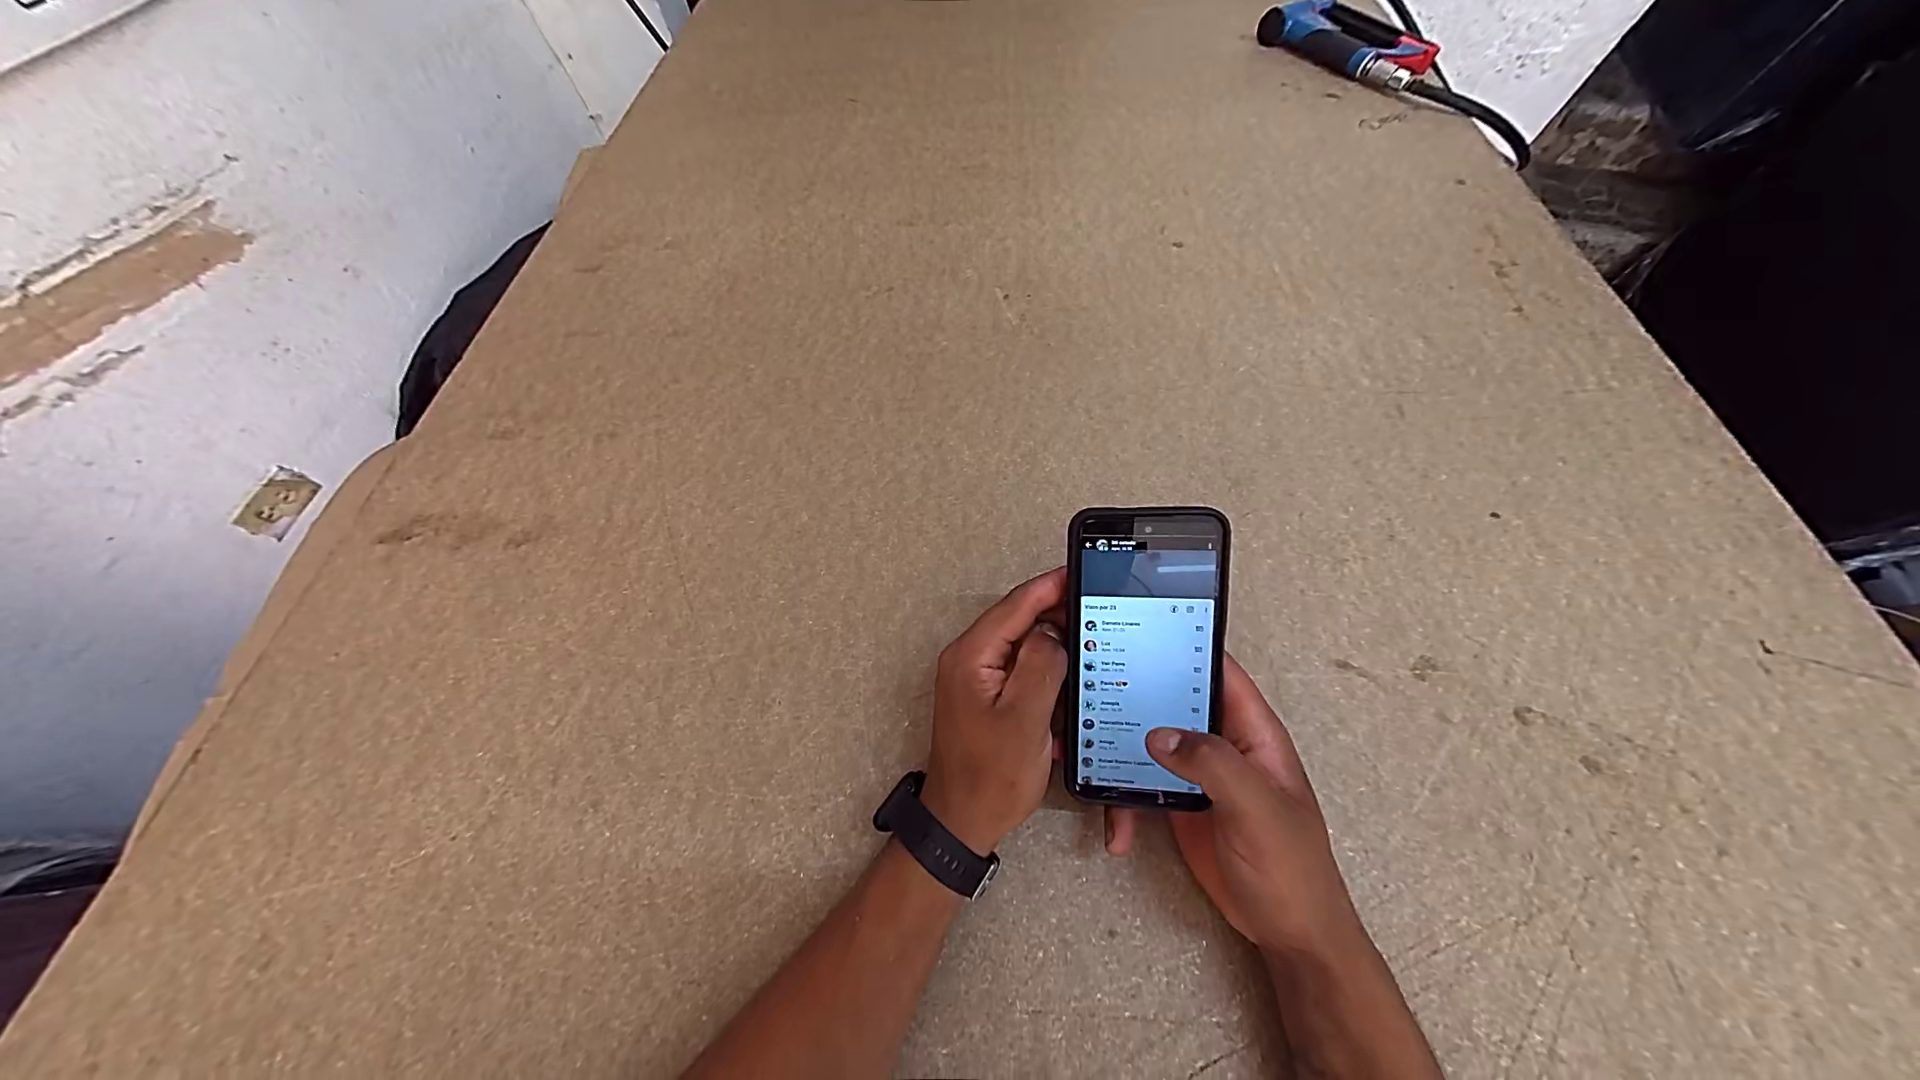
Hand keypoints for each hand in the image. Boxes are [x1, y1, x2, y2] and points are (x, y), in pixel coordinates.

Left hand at [919, 568, 1069, 853]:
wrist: (963, 820)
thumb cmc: (990, 777)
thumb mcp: (1024, 718)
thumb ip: (1040, 664)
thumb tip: (1053, 632)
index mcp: (971, 656)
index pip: (1015, 606)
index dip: (1050, 587)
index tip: (1080, 573)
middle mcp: (969, 659)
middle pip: (1018, 620)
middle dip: (1056, 613)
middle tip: (1096, 609)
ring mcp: (977, 677)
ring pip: (1022, 643)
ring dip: (1053, 641)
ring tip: (1089, 638)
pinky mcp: (987, 695)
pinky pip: (1020, 667)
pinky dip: (1045, 665)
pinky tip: (1069, 672)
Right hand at [1104, 654, 1360, 953]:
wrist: (1288, 933)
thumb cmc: (1293, 870)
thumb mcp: (1258, 809)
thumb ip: (1214, 764)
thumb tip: (1160, 735)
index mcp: (1252, 732)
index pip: (1218, 672)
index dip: (1185, 646)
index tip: (1143, 632)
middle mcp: (1222, 745)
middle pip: (1173, 701)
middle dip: (1137, 696)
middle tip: (1096, 689)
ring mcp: (1198, 773)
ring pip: (1150, 741)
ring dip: (1120, 750)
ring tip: (1092, 759)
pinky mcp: (1179, 801)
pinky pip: (1140, 785)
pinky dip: (1122, 802)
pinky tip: (1118, 828)